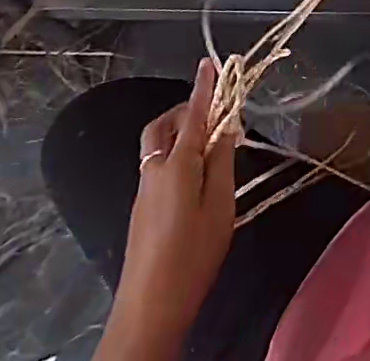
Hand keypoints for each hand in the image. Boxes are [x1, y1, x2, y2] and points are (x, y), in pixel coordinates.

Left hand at [100, 59, 237, 360]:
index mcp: (177, 164)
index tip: (209, 63)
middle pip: (164, 125)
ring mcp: (144, 188)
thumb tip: (227, 126)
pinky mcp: (141, 207)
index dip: (204, 88)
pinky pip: (157, 163)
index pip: (194, 114)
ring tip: (209, 143)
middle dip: (186, 110)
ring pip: (158, 144)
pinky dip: (176, 152)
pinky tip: (196, 174)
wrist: (150, 306)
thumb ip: (222, 162)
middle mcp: (155, 169)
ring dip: (181, 131)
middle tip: (213, 113)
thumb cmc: (193, 253)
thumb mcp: (221, 206)